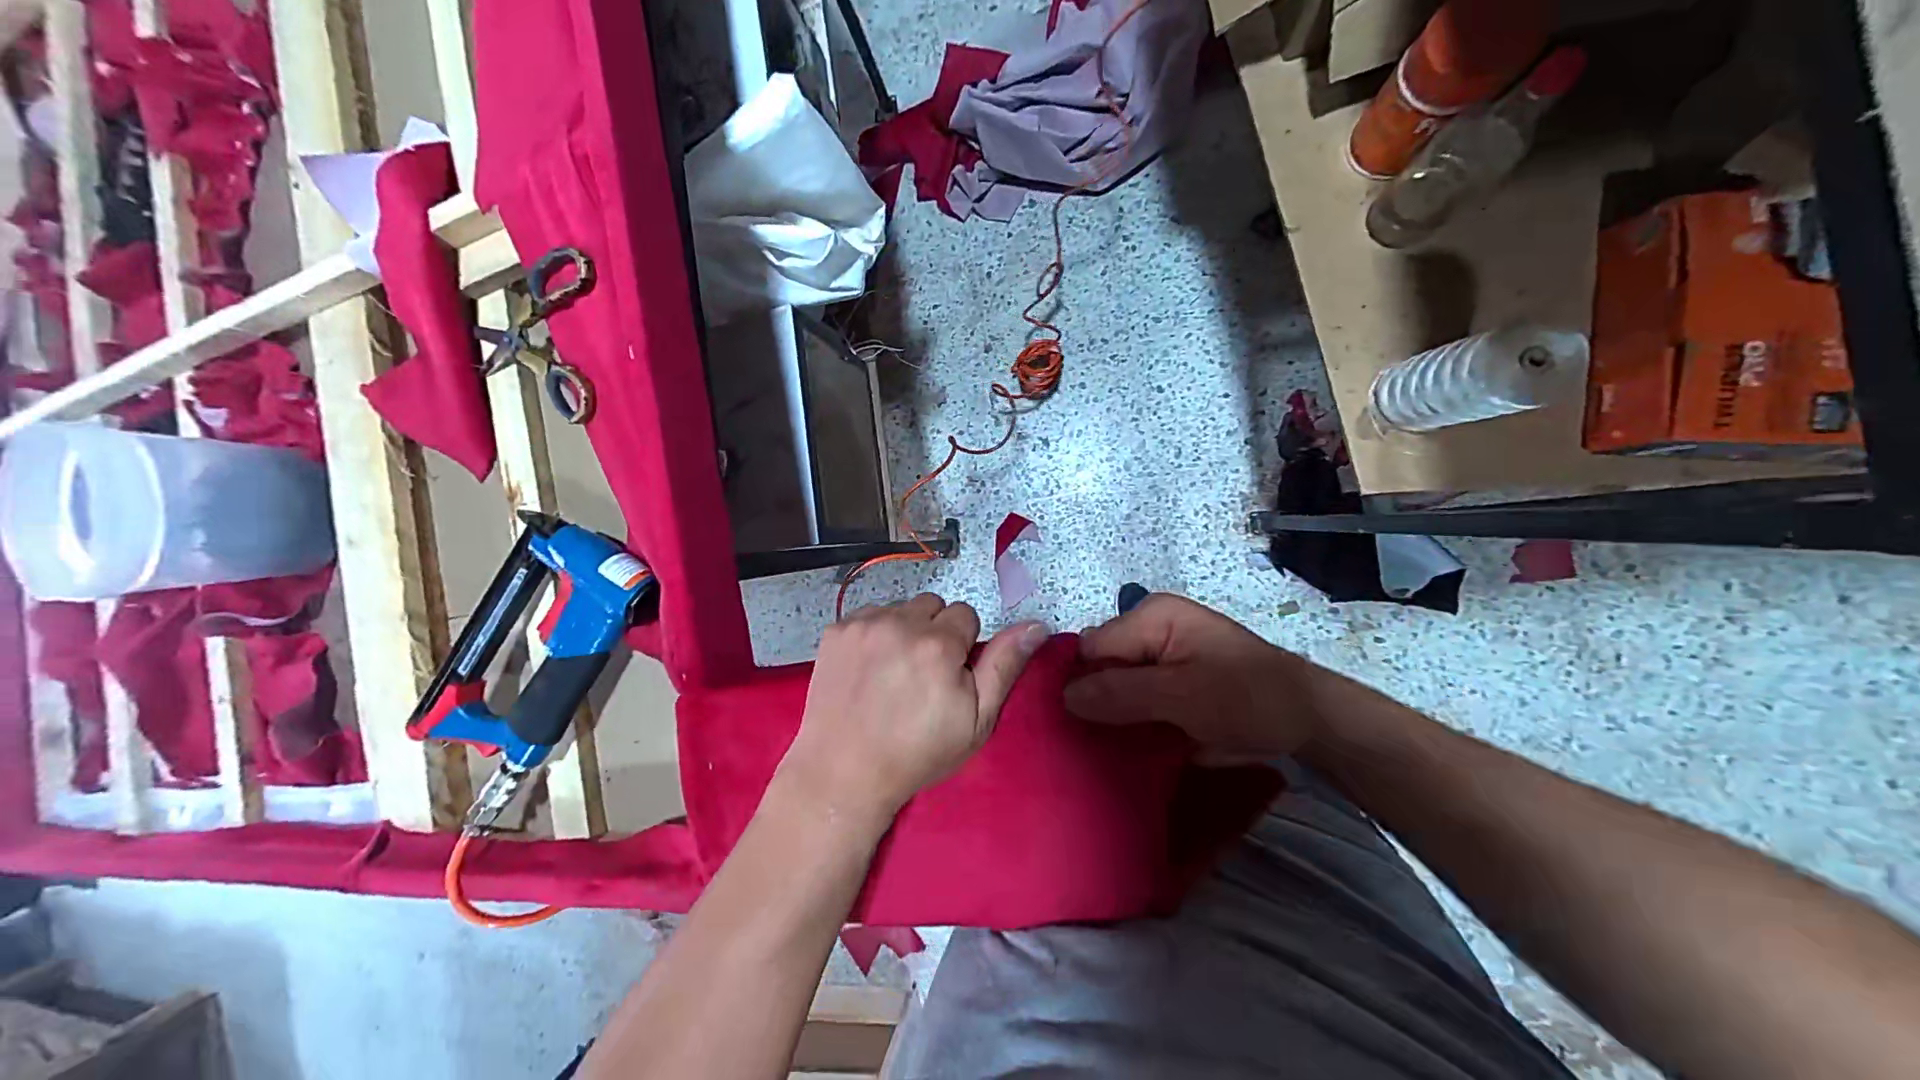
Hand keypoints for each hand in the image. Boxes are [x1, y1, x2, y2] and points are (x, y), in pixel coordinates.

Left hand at [780, 594, 1049, 828]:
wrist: (845, 772)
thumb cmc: (919, 752)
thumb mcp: (976, 720)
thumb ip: (1005, 665)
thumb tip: (1036, 625)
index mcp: (939, 644)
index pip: (966, 615)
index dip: (962, 645)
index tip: (949, 674)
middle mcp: (900, 624)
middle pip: (932, 605)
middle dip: (934, 631)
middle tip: (923, 672)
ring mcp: (863, 625)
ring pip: (900, 607)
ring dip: (904, 629)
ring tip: (894, 670)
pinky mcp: (835, 631)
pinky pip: (868, 614)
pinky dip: (874, 633)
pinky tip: (870, 667)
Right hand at [1064, 593, 1326, 764]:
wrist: (1307, 722)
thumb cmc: (1247, 698)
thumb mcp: (1181, 695)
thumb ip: (1121, 693)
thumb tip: (1063, 697)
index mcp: (1152, 615)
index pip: (1091, 646)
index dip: (1079, 682)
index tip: (1069, 723)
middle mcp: (1150, 629)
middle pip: (1100, 664)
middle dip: (1091, 699)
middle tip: (1082, 739)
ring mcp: (1160, 656)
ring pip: (1113, 685)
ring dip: (1108, 714)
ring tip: (1095, 747)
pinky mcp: (1169, 683)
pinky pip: (1133, 699)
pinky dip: (1127, 720)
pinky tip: (1119, 745)